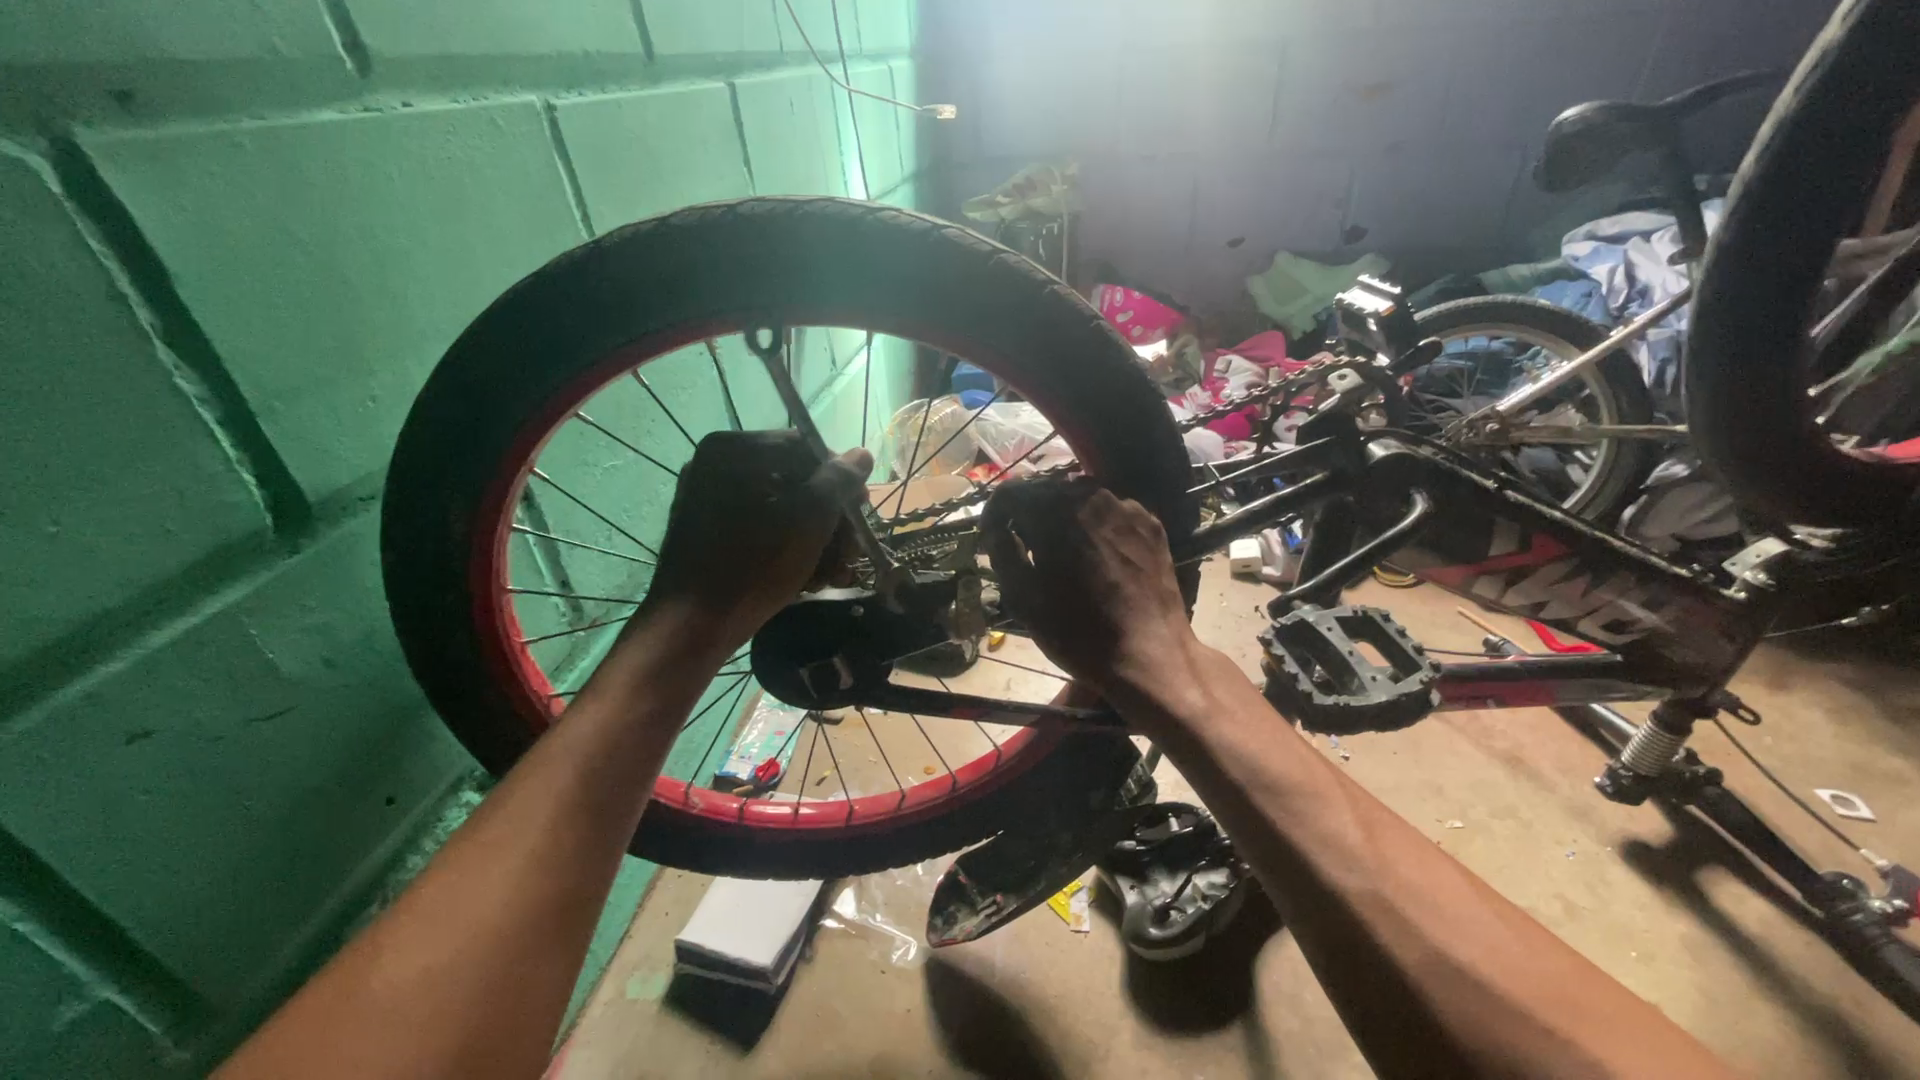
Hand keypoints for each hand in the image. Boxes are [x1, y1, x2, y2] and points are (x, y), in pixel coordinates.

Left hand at [640, 430, 872, 651]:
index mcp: (734, 450)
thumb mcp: (808, 520)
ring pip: (780, 508)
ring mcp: (709, 499)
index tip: (862, 512)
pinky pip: (759, 527)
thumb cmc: (753, 568)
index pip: (804, 448)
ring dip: (816, 539)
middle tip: (852, 552)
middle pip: (794, 480)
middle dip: (830, 519)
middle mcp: (717, 466)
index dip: (842, 478)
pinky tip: (809, 580)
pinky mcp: (709, 533)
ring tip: (834, 574)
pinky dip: (787, 548)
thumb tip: (862, 454)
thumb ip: (838, 482)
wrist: (691, 626)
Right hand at [983, 478, 1197, 695]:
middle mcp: (1092, 496)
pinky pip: (1112, 513)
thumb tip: (996, 528)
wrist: (1148, 656)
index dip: (993, 514)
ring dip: (1063, 518)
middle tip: (1022, 546)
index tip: (991, 539)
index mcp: (1054, 510)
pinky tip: (1095, 557)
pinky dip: (1096, 526)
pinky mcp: (1151, 524)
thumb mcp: (1023, 597)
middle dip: (1029, 514)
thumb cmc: (1076, 632)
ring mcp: (1127, 507)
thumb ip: (1002, 551)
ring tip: (1059, 551)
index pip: (1010, 493)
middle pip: (1047, 490)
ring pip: (1082, 499)